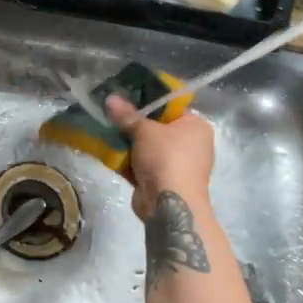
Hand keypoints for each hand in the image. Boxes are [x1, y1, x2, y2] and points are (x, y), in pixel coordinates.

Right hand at [106, 94, 214, 219]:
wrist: (170, 203)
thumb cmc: (165, 157)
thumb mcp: (144, 130)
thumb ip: (127, 115)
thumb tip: (110, 98)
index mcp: (196, 126)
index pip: (171, 108)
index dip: (148, 103)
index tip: (125, 100)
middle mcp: (192, 144)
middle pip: (158, 129)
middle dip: (134, 126)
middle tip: (112, 117)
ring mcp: (179, 165)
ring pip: (148, 149)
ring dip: (128, 145)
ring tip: (106, 134)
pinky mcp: (165, 182)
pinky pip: (144, 166)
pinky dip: (129, 162)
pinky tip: (108, 154)